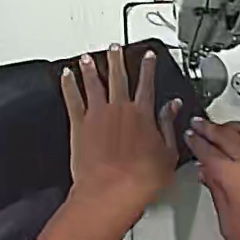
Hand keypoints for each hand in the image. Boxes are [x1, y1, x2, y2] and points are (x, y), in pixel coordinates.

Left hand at [60, 45, 182, 228]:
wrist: (111, 191)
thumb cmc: (140, 178)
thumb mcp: (168, 153)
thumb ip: (169, 125)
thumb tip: (173, 108)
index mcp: (143, 113)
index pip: (147, 83)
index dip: (149, 67)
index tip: (148, 56)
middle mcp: (119, 108)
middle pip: (118, 76)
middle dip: (117, 59)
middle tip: (115, 47)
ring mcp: (97, 115)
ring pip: (94, 83)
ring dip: (91, 68)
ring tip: (88, 57)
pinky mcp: (79, 126)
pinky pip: (73, 99)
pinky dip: (69, 85)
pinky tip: (66, 76)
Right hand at [187, 119, 239, 239]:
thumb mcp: (228, 224)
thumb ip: (217, 193)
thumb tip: (210, 176)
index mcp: (234, 175)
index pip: (208, 150)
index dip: (195, 142)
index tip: (189, 137)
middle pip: (226, 134)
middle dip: (209, 128)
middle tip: (198, 125)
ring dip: (230, 126)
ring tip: (220, 126)